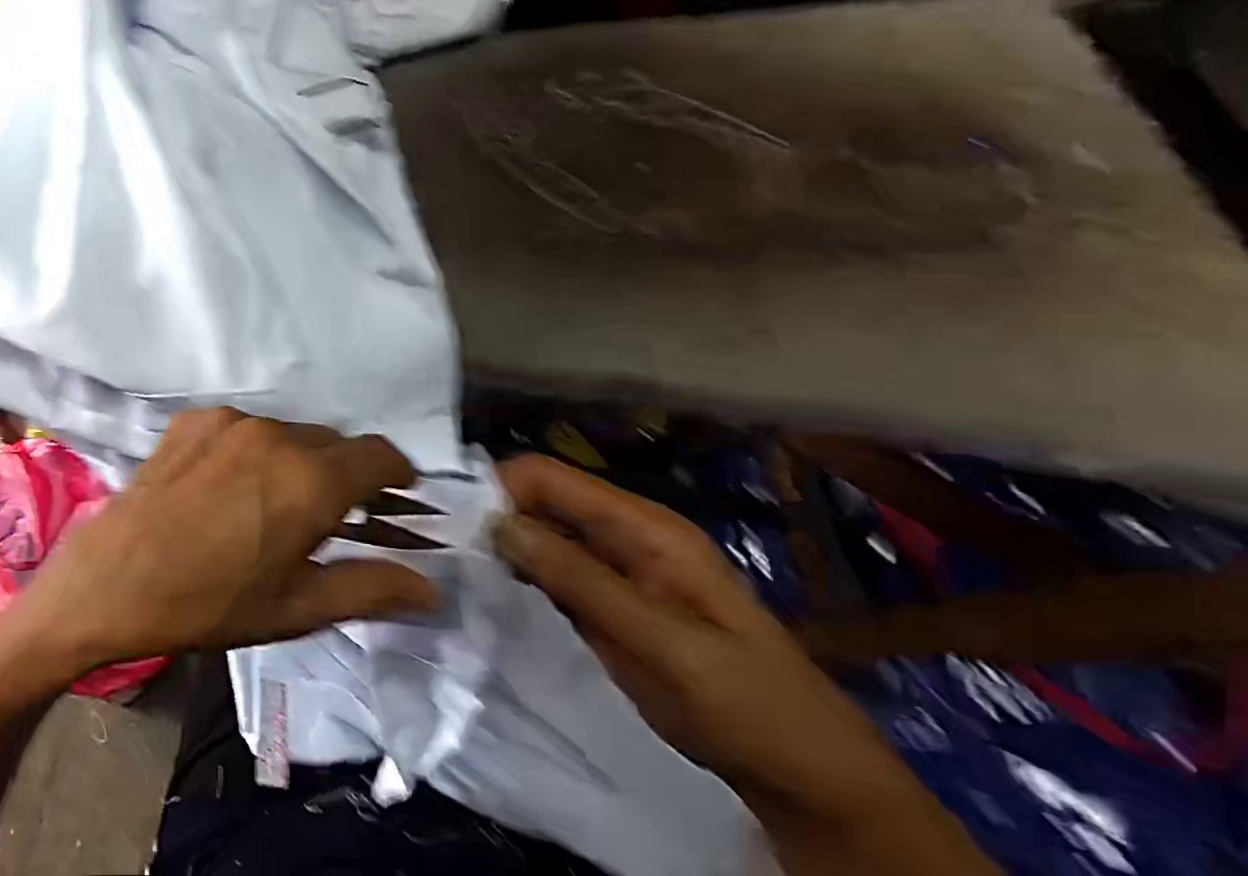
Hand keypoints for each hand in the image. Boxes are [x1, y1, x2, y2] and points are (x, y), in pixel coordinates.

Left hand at [9, 410, 439, 668]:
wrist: (109, 583)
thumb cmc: (211, 605)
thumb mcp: (297, 606)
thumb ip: (372, 588)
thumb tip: (432, 588)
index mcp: (313, 480)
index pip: (381, 456)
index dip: (399, 475)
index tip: (398, 496)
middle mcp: (280, 435)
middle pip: (338, 444)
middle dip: (348, 475)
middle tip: (333, 515)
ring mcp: (234, 420)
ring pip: (294, 433)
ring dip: (302, 461)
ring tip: (276, 502)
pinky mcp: (197, 419)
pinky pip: (249, 427)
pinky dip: (258, 450)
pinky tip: (232, 486)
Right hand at [493, 453, 922, 821]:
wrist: (802, 770)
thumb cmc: (741, 703)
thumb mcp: (660, 643)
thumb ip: (579, 580)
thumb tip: (500, 522)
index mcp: (645, 527)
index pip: (553, 478)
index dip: (501, 488)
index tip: (452, 522)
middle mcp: (627, 534)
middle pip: (544, 500)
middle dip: (496, 515)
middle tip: (446, 549)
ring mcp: (619, 568)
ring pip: (545, 534)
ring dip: (505, 544)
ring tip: (458, 566)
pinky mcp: (612, 600)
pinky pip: (556, 571)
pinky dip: (524, 573)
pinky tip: (494, 589)